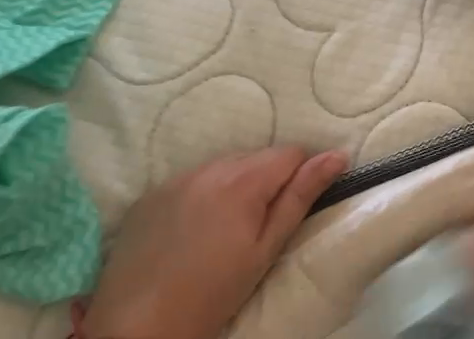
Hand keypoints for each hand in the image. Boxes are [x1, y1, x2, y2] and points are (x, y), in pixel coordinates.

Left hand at [82, 146, 348, 338]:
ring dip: (234, 185)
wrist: (136, 330)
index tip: (287, 210)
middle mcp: (209, 168)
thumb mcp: (266, 250)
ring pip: (225, 165)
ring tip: (223, 228)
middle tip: (256, 225)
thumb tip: (337, 156)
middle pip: (257, 156)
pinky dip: (202, 194)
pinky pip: (191, 179)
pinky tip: (193, 229)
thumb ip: (300, 196)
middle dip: (266, 181)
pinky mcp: (150, 195)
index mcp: (243, 181)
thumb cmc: (212, 294)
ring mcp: (175, 179)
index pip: (291, 152)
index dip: (299, 177)